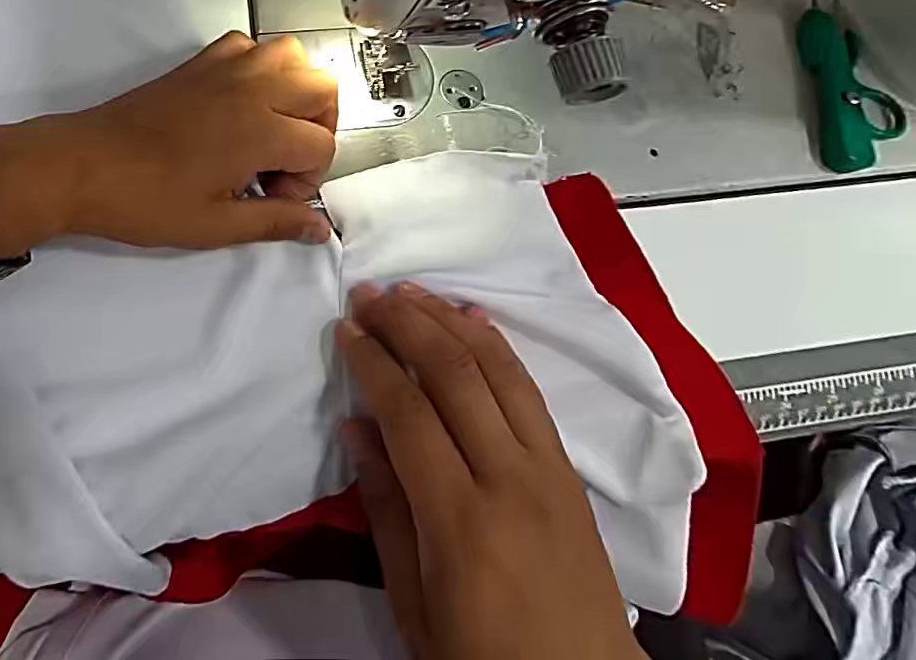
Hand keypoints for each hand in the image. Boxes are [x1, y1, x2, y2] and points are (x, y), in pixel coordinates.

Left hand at [0, 32, 338, 252]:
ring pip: (293, 55)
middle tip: (287, 160)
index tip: (275, 196)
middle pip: (323, 88)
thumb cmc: (143, 198)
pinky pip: (250, 45)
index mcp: (259, 130)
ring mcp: (226, 68)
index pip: (321, 143)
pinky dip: (262, 66)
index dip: (308, 178)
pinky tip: (243, 102)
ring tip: (275, 125)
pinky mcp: (201, 61)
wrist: (81, 166)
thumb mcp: (214, 224)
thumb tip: (318, 228)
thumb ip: (275, 222)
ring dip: (298, 90)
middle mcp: (251, 88)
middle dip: (320, 127)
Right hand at [336, 282, 646, 659]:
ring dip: (449, 320)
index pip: (408, 413)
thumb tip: (356, 427)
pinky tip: (472, 320)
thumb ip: (384, 509)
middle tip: (369, 295)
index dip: (372, 363)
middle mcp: (509, 478)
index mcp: (461, 521)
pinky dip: (496, 345)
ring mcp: (548, 466)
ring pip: (495, 367)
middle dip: (406, 323)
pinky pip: (529, 388)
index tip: (346, 330)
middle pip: (453, 373)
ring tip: (410, 293)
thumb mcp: (413, 605)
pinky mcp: (569, 466)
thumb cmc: (483, 659)